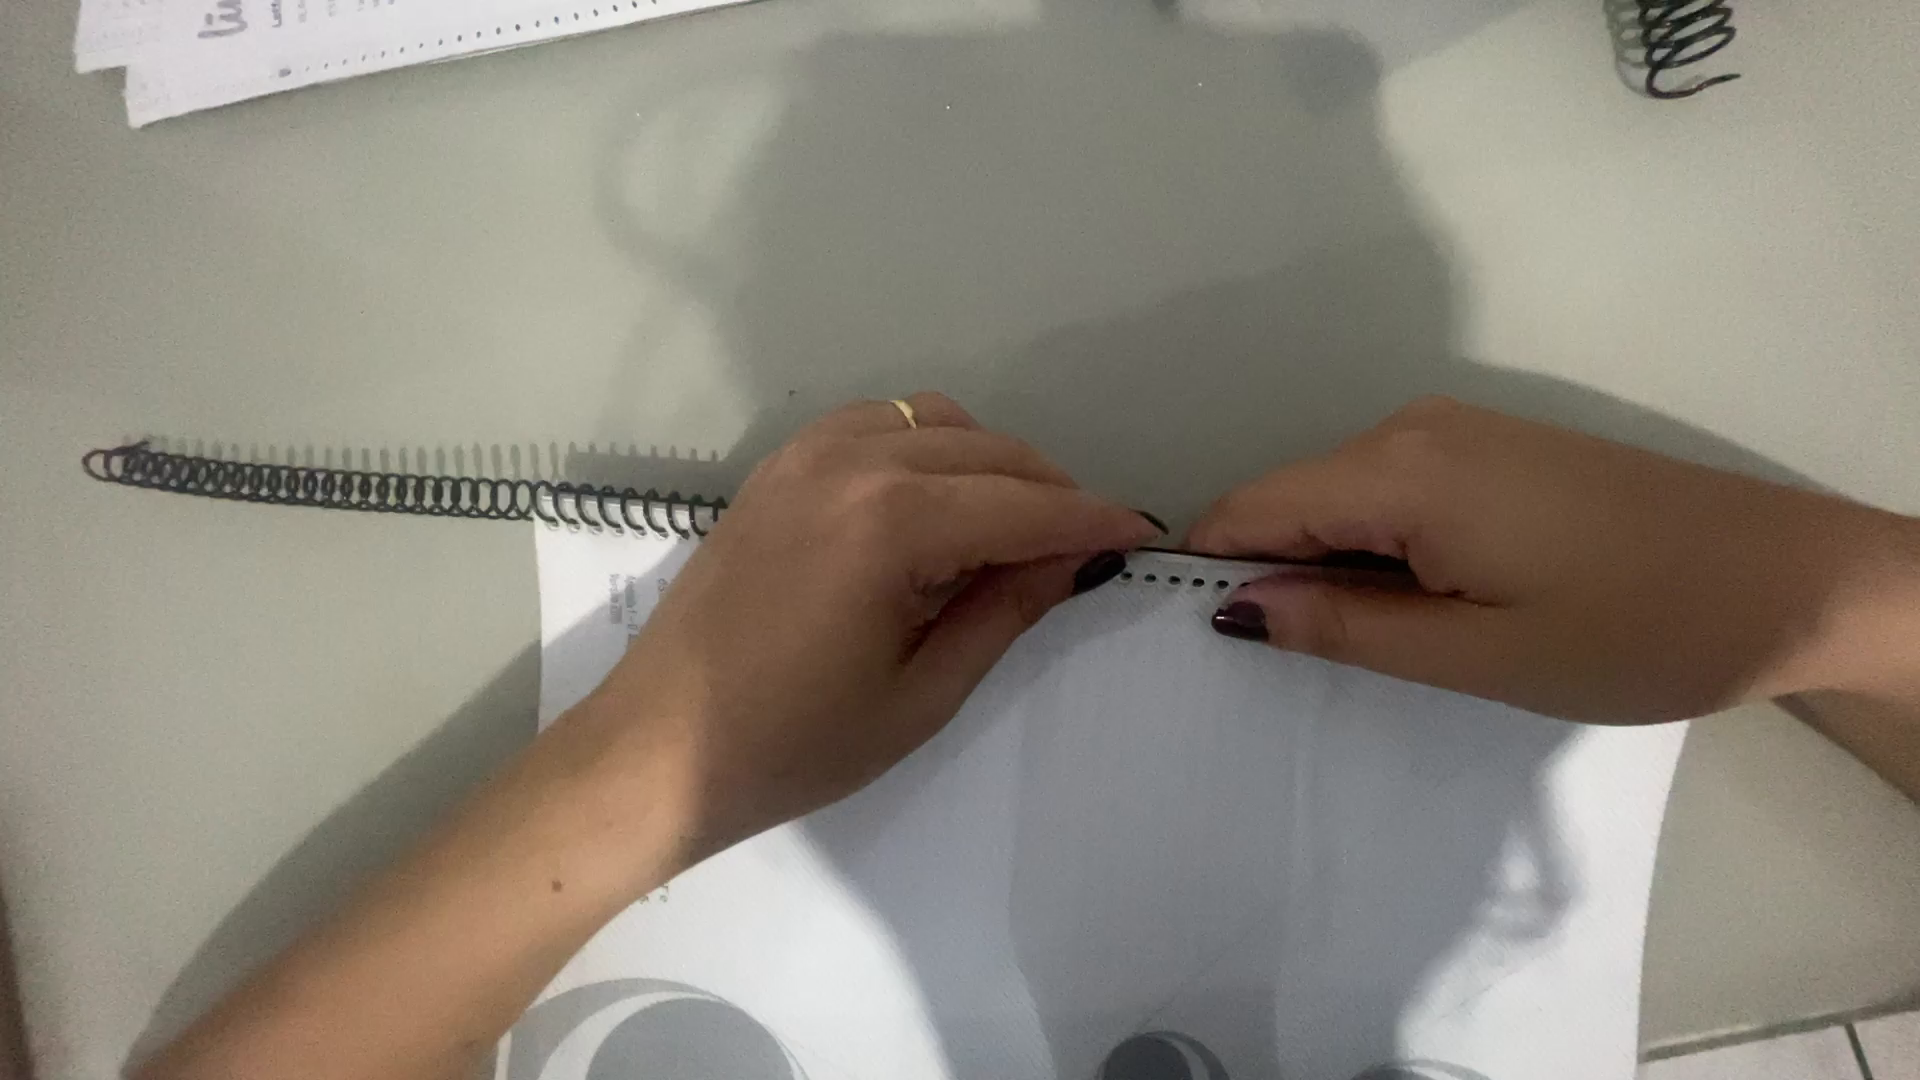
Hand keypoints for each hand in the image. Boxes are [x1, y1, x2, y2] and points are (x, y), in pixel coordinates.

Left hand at [580, 393, 1159, 863]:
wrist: (658, 748)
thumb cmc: (794, 744)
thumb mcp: (922, 694)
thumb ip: (1005, 609)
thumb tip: (1072, 557)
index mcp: (890, 524)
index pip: (1025, 506)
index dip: (1093, 520)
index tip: (1141, 533)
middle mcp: (851, 462)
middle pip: (990, 453)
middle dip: (1051, 492)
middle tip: (1078, 547)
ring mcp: (806, 453)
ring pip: (938, 423)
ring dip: (992, 462)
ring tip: (1010, 525)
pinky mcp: (779, 464)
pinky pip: (879, 425)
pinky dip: (928, 448)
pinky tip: (934, 500)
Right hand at [1188, 397, 1919, 724]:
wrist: (1805, 582)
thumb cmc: (1636, 630)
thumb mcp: (1473, 655)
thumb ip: (1339, 625)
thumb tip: (1234, 607)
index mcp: (1398, 473)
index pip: (1250, 508)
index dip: (1211, 566)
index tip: (1207, 632)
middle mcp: (1406, 430)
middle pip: (1283, 498)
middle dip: (1269, 568)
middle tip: (1302, 651)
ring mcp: (1442, 429)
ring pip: (1326, 494)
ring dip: (1319, 558)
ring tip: (1370, 628)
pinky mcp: (1472, 444)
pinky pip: (1373, 489)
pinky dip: (1361, 541)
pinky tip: (1413, 589)